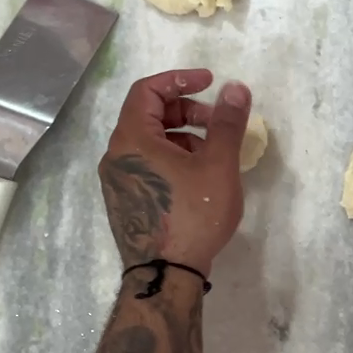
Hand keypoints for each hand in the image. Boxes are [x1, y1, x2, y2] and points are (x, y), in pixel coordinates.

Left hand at [99, 69, 250, 271]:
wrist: (166, 272)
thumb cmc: (193, 214)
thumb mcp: (218, 165)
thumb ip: (226, 124)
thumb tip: (236, 88)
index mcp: (132, 138)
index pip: (147, 90)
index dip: (180, 80)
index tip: (210, 83)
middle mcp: (116, 154)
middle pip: (148, 115)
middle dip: (187, 112)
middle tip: (219, 124)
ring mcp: (117, 180)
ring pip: (150, 143)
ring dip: (183, 138)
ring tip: (215, 157)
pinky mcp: (126, 201)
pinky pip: (148, 166)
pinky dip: (174, 159)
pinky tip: (199, 181)